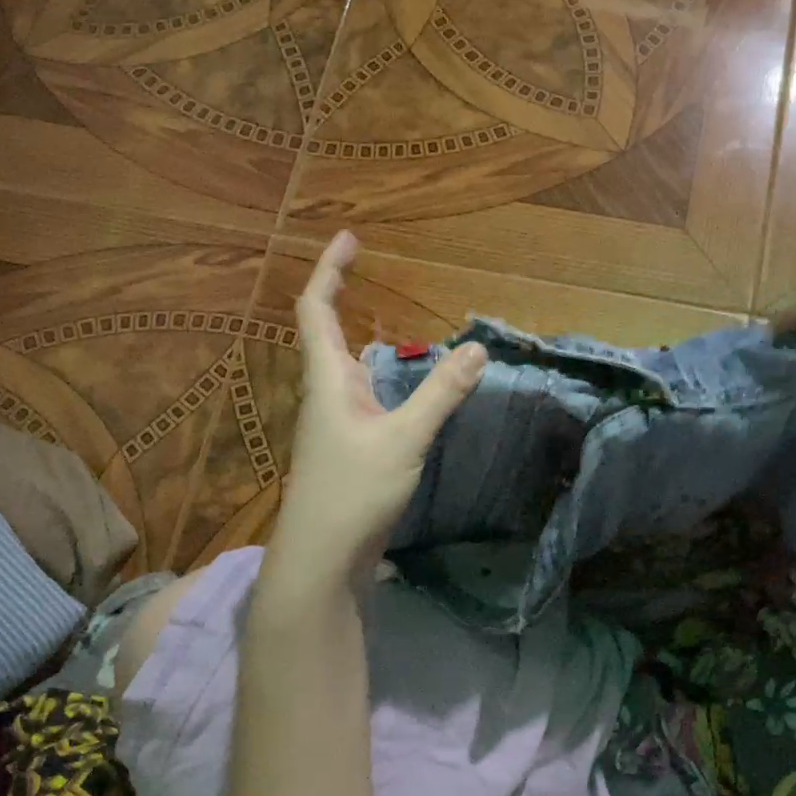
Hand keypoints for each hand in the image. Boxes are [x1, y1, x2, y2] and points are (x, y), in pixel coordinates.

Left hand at [275, 231, 486, 578]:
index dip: (329, 270)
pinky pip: (366, 396)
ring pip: (349, 368)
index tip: (350, 238)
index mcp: (328, 380)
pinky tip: (409, 388)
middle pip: (328, 333)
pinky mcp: (350, 448)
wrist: (322, 557)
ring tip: (402, 322)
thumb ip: (441, 394)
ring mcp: (336, 423)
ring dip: (368, 340)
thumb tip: (478, 348)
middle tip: (375, 272)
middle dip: (348, 298)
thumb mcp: (404, 439)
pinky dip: (385, 378)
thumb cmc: (353, 490)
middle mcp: (327, 394)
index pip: (317, 309)